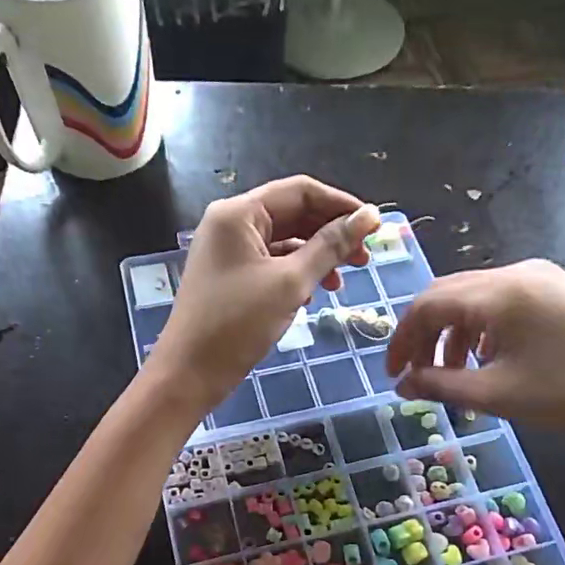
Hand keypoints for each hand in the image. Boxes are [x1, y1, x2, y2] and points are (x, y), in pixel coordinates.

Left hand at [151, 177, 380, 408]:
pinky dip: (296, 275)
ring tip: (342, 282)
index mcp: (239, 213)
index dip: (342, 206)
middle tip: (364, 260)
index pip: (301, 191)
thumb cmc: (238, 324)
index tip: (375, 227)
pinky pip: (271, 265)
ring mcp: (228, 253)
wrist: (189, 373)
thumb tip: (369, 217)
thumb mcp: (290, 283)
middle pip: (293, 215)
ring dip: (317, 257)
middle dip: (331, 234)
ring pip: (284, 243)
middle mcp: (231, 224)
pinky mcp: (230, 279)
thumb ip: (330, 247)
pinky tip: (315, 295)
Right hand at [386, 260, 564, 463]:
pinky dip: (485, 332)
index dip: (402, 339)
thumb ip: (444, 386)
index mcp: (496, 293)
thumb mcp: (501, 395)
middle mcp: (517, 274)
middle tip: (416, 376)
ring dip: (455, 335)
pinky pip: (507, 306)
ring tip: (455, 377)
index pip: (427, 304)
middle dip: (425, 335)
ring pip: (479, 301)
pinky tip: (494, 363)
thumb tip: (405, 384)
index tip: (392, 376)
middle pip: (450, 295)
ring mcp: (546, 280)